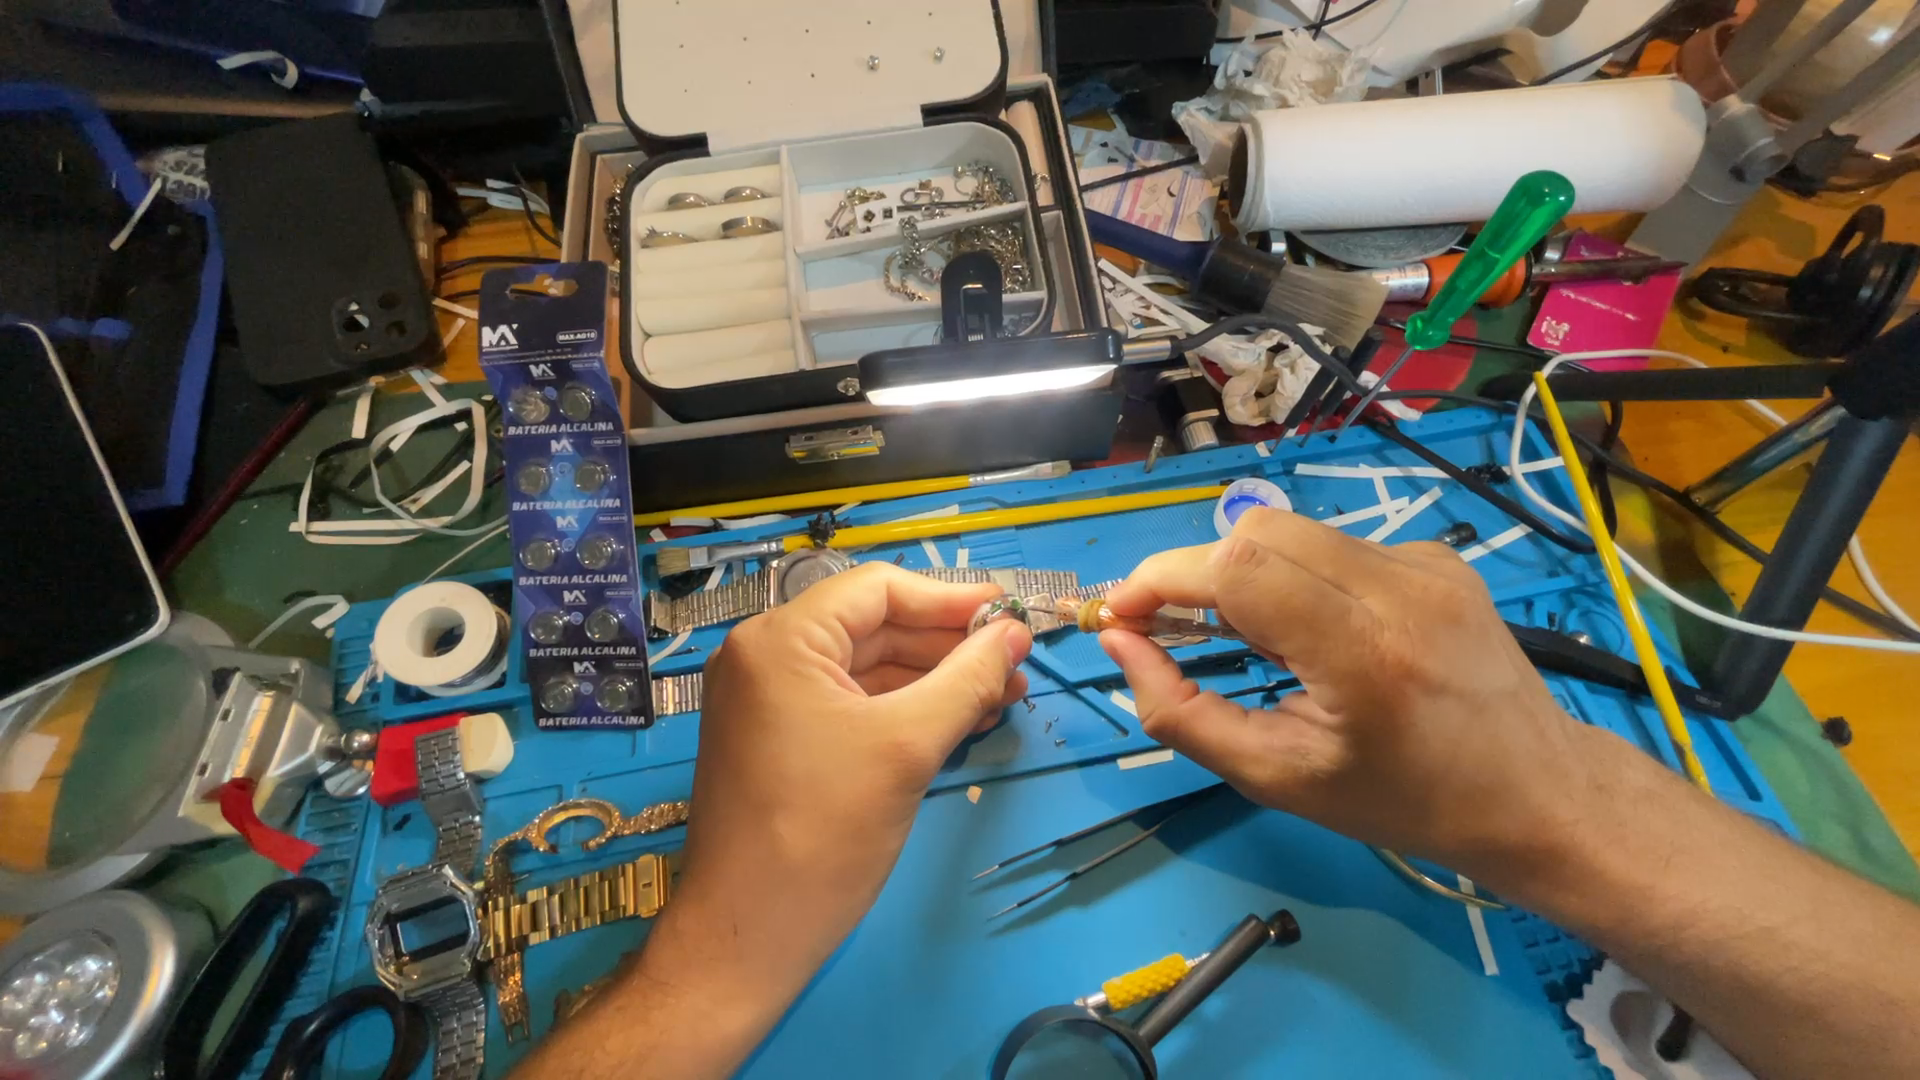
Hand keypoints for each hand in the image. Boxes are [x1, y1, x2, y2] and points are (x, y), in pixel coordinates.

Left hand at [638, 564, 1030, 1036]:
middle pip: (875, 626)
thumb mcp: (908, 746)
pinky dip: (906, 706)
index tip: (1007, 614)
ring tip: (1003, 693)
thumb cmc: (824, 833)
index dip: (949, 599)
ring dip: (935, 677)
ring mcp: (772, 696)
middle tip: (1015, 661)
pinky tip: (960, 717)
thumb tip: (1014, 633)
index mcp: (782, 639)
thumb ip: (968, 679)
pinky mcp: (783, 734)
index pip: (878, 590)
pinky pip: (854, 701)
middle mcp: (768, 654)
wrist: (745, 941)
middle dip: (948, 644)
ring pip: (869, 666)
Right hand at [1100, 507, 1599, 883]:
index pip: (1238, 570)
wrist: (1540, 793)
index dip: (1162, 579)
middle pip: (1253, 533)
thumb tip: (1117, 642)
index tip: (1123, 612)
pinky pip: (1326, 544)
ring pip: (1285, 531)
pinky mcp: (1433, 555)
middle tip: (1176, 627)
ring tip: (1249, 636)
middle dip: (1192, 573)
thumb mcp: (1274, 777)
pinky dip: (1287, 575)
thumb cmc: (1400, 802)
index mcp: (1364, 654)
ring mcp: (1424, 562)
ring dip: (1236, 573)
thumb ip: (1178, 712)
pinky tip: (1310, 627)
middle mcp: (1399, 587)